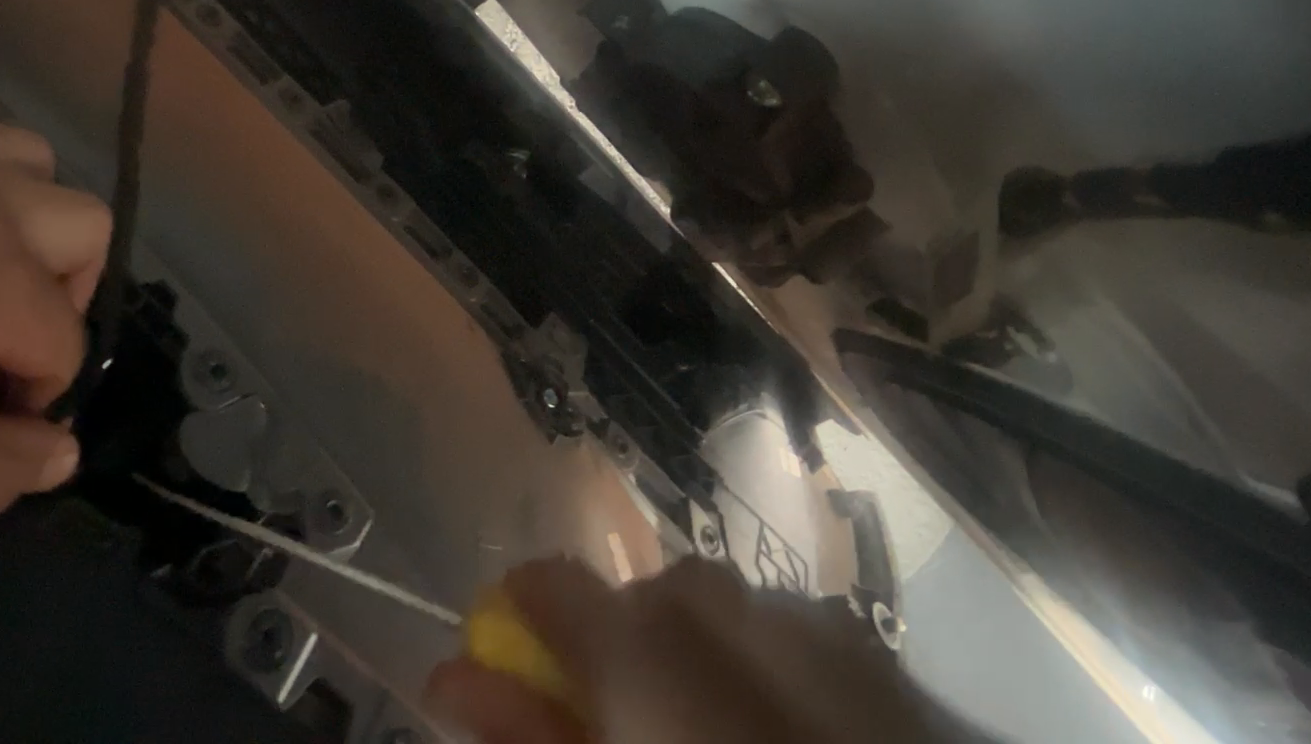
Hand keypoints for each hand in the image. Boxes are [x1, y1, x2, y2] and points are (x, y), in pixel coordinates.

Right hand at [426, 557, 948, 743]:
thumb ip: (522, 729)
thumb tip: (446, 679)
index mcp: (642, 635)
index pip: (546, 581)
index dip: (527, 621)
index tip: (532, 668)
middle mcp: (719, 597)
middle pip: (638, 596)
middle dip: (624, 650)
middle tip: (638, 724)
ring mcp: (800, 615)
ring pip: (713, 608)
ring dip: (698, 654)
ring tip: (722, 731)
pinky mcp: (864, 645)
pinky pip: (781, 628)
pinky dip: (763, 663)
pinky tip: (792, 728)